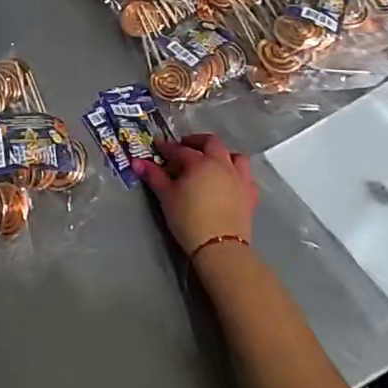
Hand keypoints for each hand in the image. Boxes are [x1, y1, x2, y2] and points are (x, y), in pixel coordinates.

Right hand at [133, 133, 256, 254]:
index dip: (168, 148)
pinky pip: (246, 177)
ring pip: (235, 156)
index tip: (159, 146)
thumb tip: (137, 162)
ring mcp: (240, 177)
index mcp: (200, 162)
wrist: (219, 246)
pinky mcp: (250, 194)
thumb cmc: (188, 220)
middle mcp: (222, 163)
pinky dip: (238, 175)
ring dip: (223, 154)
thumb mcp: (167, 197)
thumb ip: (154, 177)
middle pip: (211, 143)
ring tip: (213, 161)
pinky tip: (231, 182)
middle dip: (197, 142)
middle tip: (185, 147)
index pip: (181, 150)